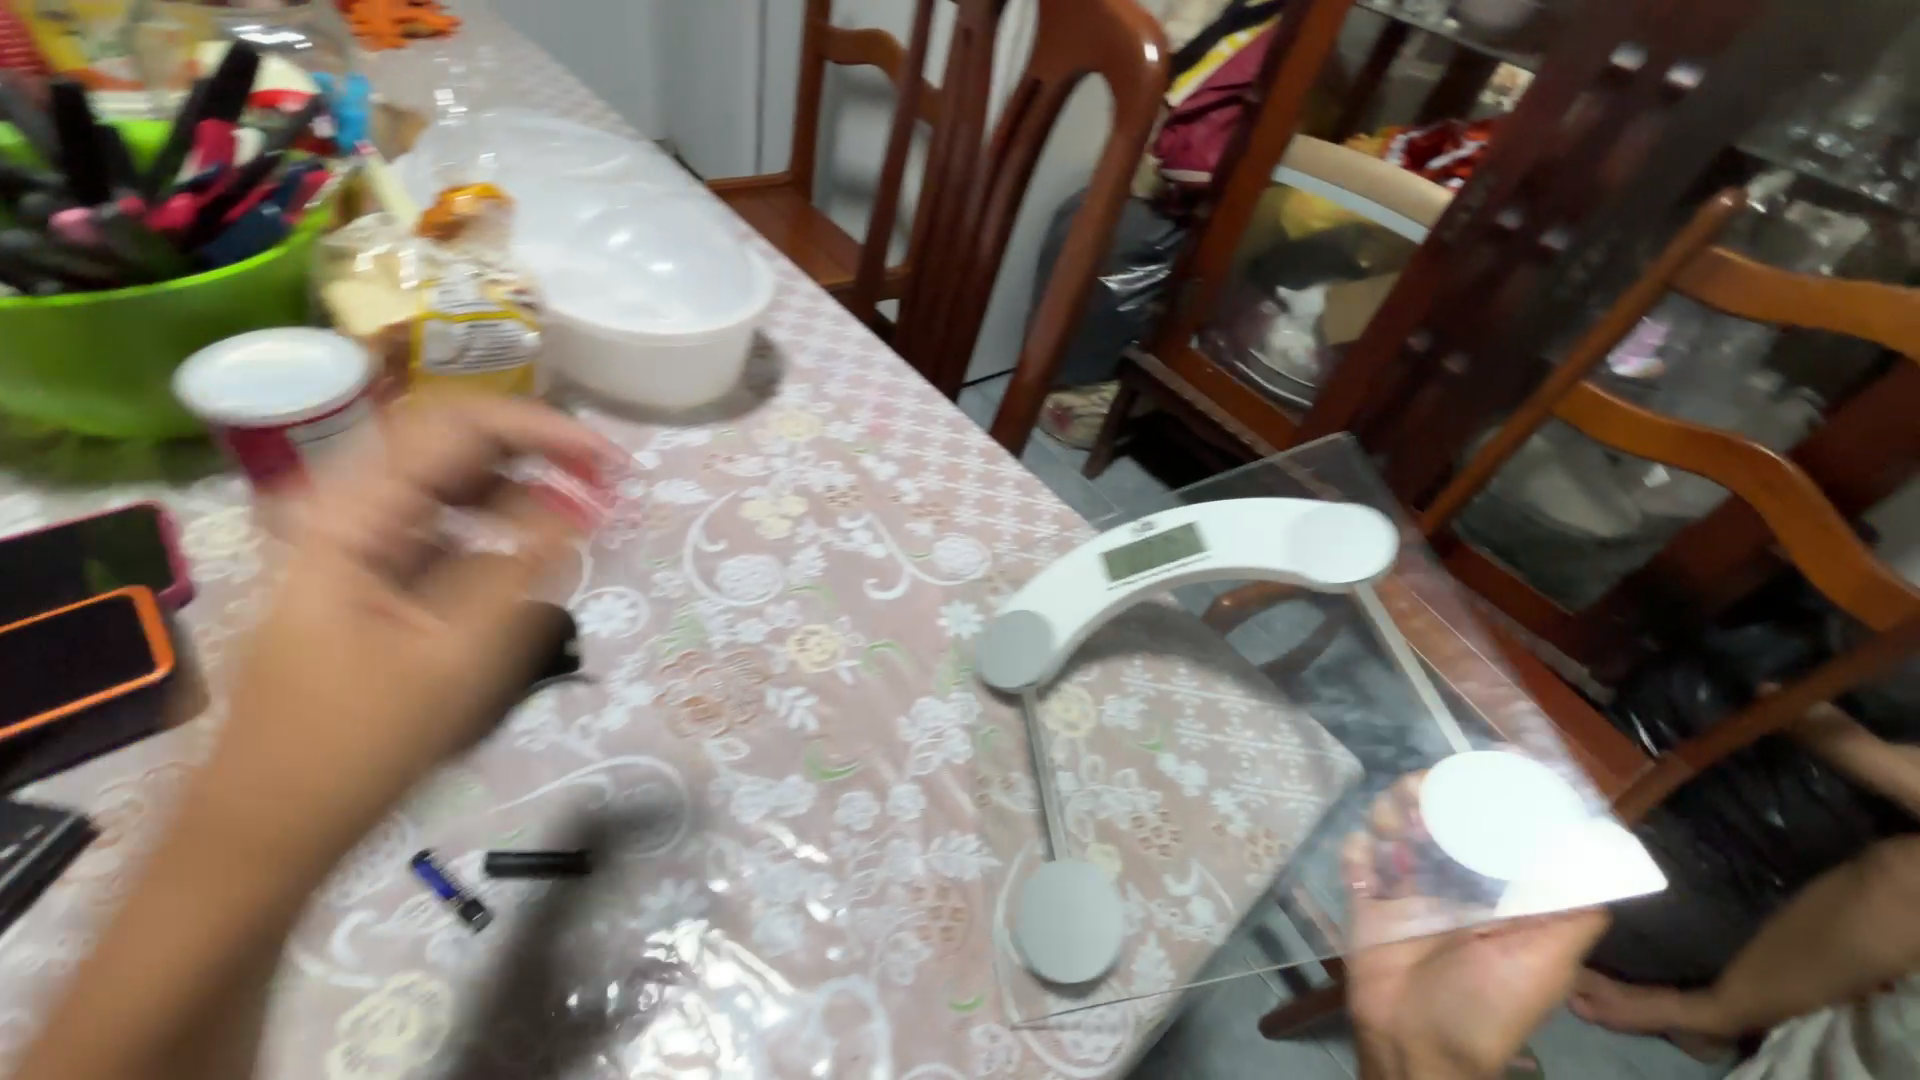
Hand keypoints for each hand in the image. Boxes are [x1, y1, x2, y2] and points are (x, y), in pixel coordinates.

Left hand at [189, 397, 618, 869]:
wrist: (273, 819)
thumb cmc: (362, 742)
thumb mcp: (460, 651)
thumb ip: (526, 561)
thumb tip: (585, 495)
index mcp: (350, 515)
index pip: (456, 426)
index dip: (542, 429)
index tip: (612, 462)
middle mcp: (347, 507)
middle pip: (453, 440)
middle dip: (538, 448)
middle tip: (611, 479)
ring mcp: (357, 537)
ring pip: (452, 478)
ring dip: (525, 481)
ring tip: (591, 505)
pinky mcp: (373, 568)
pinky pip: (446, 520)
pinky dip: (502, 519)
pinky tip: (544, 539)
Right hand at [1343, 774, 1609, 1078]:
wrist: (1416, 1041)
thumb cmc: (1488, 1004)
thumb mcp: (1546, 959)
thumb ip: (1572, 907)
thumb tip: (1596, 845)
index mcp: (1499, 888)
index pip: (1497, 822)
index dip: (1494, 787)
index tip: (1489, 755)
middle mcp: (1454, 876)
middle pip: (1439, 809)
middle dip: (1427, 790)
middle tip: (1420, 797)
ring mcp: (1406, 883)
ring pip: (1394, 819)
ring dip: (1388, 811)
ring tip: (1392, 832)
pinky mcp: (1365, 893)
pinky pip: (1356, 852)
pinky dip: (1356, 850)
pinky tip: (1365, 870)